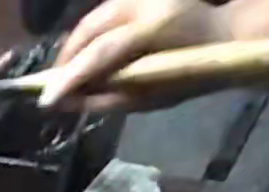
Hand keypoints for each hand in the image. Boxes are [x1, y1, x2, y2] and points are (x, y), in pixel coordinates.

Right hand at [38, 0, 232, 109]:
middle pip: (89, 28)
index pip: (99, 53)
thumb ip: (104, 99)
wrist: (224, 37)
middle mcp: (146, 1)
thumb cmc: (186, 75)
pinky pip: (101, 16)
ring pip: (92, 20)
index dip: (68, 77)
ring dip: (73, 49)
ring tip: (64, 78)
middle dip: (65, 60)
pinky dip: (87, 39)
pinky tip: (82, 60)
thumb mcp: (146, 98)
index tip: (45, 100)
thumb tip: (66, 104)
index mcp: (154, 28)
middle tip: (51, 90)